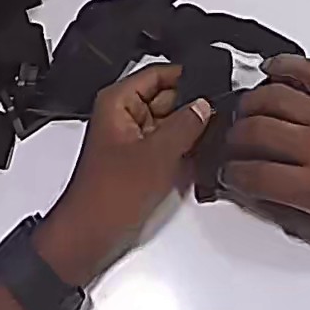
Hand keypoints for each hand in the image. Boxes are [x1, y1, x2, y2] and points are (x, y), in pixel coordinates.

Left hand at [35, 63, 212, 285]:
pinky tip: (199, 158)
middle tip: (217, 116)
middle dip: (191, 107)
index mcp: (118, 102)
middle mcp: (124, 115)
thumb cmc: (107, 195)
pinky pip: (167, 145)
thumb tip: (203, 106)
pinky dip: (182, 150)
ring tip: (209, 139)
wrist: (92, 235)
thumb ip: (185, 125)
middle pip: (166, 98)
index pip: (157, 74)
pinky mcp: (140, 160)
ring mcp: (132, 138)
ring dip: (188, 131)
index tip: (212, 83)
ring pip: (169, 123)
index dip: (185, 76)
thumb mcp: (156, 154)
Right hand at [221, 55, 309, 262]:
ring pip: (272, 97)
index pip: (255, 174)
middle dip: (233, 139)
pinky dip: (284, 64)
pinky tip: (268, 70)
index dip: (231, 175)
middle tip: (232, 145)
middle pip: (256, 131)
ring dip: (249, 104)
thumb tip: (257, 201)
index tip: (227, 175)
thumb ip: (294, 221)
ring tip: (244, 114)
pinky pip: (308, 71)